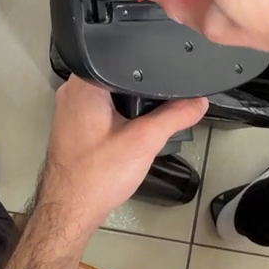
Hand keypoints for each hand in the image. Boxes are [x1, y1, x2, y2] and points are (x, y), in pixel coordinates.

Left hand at [36, 78, 206, 229]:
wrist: (71, 210)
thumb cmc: (99, 174)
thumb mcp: (145, 141)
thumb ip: (175, 116)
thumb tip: (199, 101)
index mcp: (83, 84)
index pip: (120, 57)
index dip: (148, 63)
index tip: (170, 71)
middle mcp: (71, 91)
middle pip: (117, 75)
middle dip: (142, 88)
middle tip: (164, 98)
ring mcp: (70, 109)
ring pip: (110, 94)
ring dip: (131, 104)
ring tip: (151, 114)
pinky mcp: (74, 126)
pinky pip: (102, 110)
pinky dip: (119, 116)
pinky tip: (132, 129)